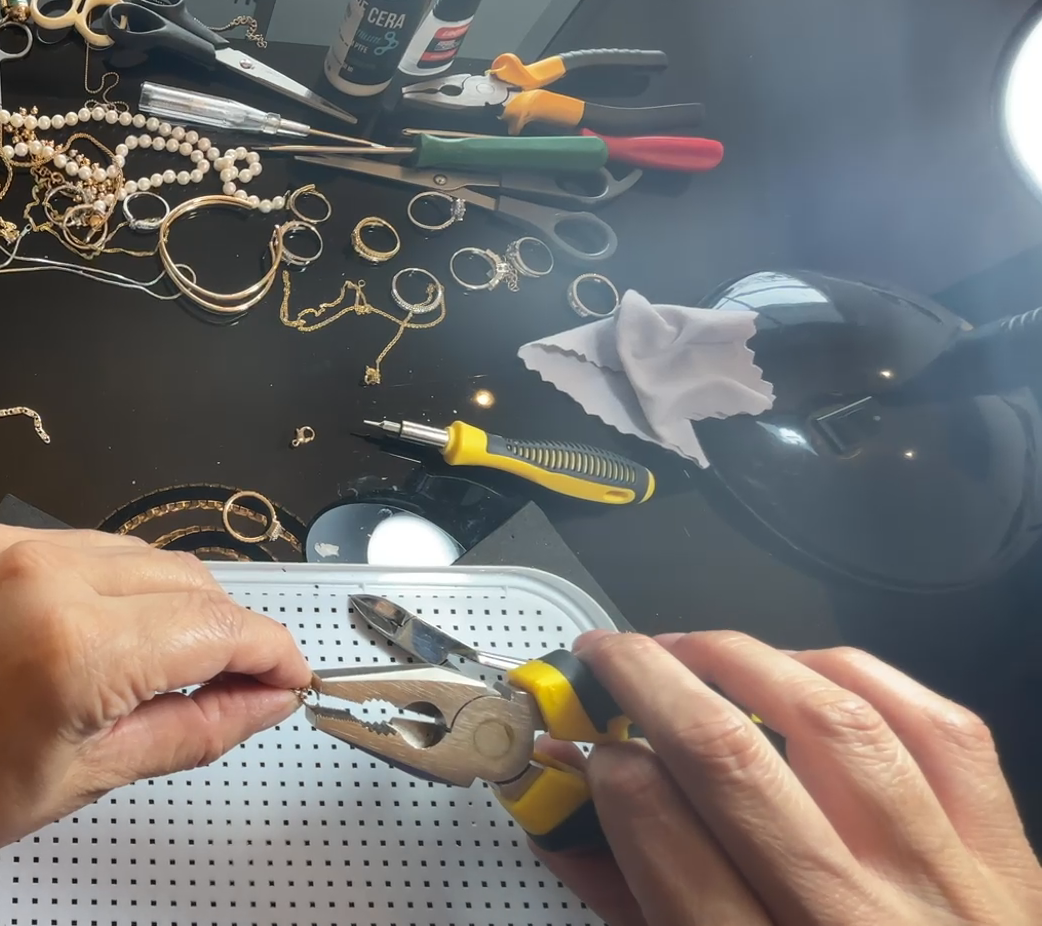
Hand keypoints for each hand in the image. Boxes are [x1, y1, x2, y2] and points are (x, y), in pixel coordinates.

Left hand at [0, 525, 310, 899]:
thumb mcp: (93, 776)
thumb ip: (196, 725)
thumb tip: (263, 698)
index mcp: (76, 647)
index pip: (213, 627)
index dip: (268, 652)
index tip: (288, 675)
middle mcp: (48, 576)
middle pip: (189, 580)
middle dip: (228, 630)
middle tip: (240, 681)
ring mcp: (17, 548)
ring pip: (147, 556)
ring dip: (179, 603)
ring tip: (174, 663)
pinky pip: (95, 548)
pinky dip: (127, 583)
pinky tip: (120, 629)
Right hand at [538, 631, 1041, 924]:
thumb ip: (610, 878)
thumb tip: (552, 775)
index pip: (651, 812)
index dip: (602, 753)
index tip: (590, 741)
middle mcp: (852, 921)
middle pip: (726, 753)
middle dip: (641, 674)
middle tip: (604, 652)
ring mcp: (951, 890)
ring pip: (829, 719)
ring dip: (734, 656)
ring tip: (686, 648)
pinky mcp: (1016, 864)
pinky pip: (942, 732)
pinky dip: (857, 674)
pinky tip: (800, 669)